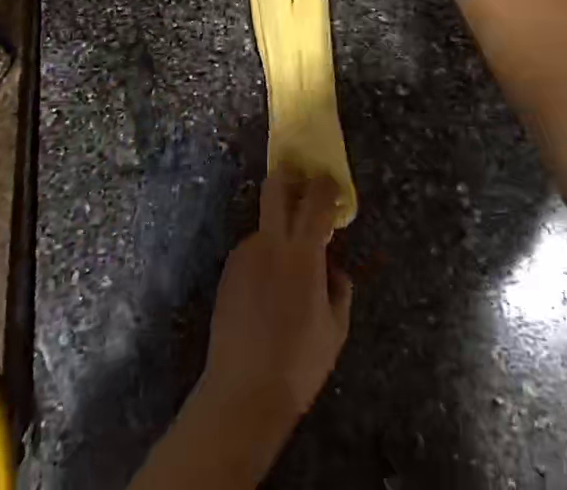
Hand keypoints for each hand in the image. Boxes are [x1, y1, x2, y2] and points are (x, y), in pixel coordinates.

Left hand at [196, 173, 352, 432]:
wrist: (244, 391)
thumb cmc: (299, 363)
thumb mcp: (336, 329)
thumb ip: (339, 289)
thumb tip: (333, 269)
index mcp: (302, 255)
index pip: (316, 202)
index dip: (327, 186)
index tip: (333, 185)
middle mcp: (269, 244)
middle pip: (274, 189)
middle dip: (289, 177)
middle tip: (302, 184)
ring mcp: (243, 255)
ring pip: (264, 228)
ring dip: (279, 233)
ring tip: (289, 271)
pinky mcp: (227, 272)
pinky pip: (252, 253)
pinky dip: (264, 258)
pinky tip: (269, 292)